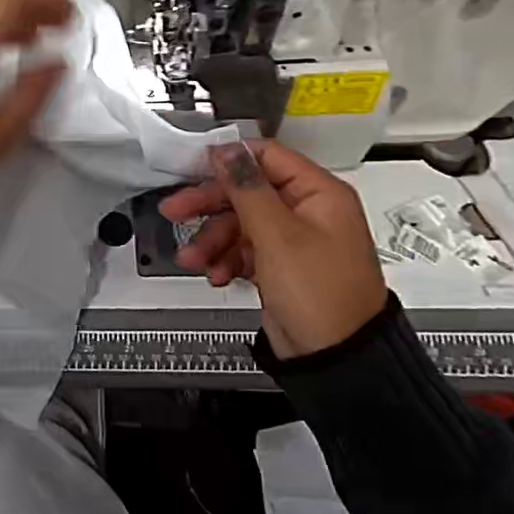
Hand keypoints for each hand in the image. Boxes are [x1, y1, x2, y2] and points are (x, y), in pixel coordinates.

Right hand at [159, 141, 387, 358]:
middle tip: (176, 209)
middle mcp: (307, 213)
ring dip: (212, 239)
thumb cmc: (326, 300)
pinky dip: (225, 259)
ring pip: (239, 223)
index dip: (229, 160)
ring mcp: (292, 241)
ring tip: (194, 257)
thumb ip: (248, 188)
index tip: (194, 166)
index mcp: (318, 194)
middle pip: (246, 192)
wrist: (336, 361)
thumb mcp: (278, 235)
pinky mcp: (280, 266)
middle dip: (209, 204)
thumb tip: (228, 152)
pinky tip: (216, 272)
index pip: (266, 157)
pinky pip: (243, 250)